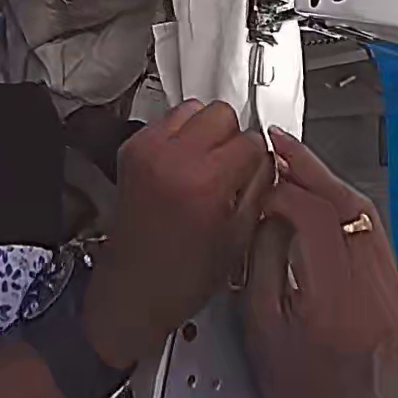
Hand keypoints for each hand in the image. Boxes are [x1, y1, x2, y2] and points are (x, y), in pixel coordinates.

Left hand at [82, 100, 271, 369]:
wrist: (131, 290)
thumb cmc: (180, 276)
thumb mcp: (237, 238)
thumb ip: (258, 188)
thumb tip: (266, 158)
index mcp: (206, 181)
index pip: (250, 140)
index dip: (257, 157)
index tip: (253, 168)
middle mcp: (174, 158)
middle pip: (221, 112)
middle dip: (232, 136)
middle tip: (229, 162)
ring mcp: (149, 150)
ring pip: (193, 108)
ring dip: (204, 129)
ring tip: (204, 160)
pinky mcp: (132, 149)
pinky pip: (167, 121)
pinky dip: (179, 135)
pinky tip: (182, 162)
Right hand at [265, 128, 397, 397]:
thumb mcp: (260, 327)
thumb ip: (262, 260)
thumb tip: (266, 213)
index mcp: (332, 301)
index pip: (314, 218)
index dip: (284, 191)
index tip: (262, 185)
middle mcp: (368, 288)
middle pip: (343, 203)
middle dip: (308, 166)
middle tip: (280, 144)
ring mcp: (386, 286)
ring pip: (360, 210)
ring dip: (325, 178)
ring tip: (296, 160)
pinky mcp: (391, 285)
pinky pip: (368, 226)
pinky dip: (341, 200)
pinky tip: (320, 192)